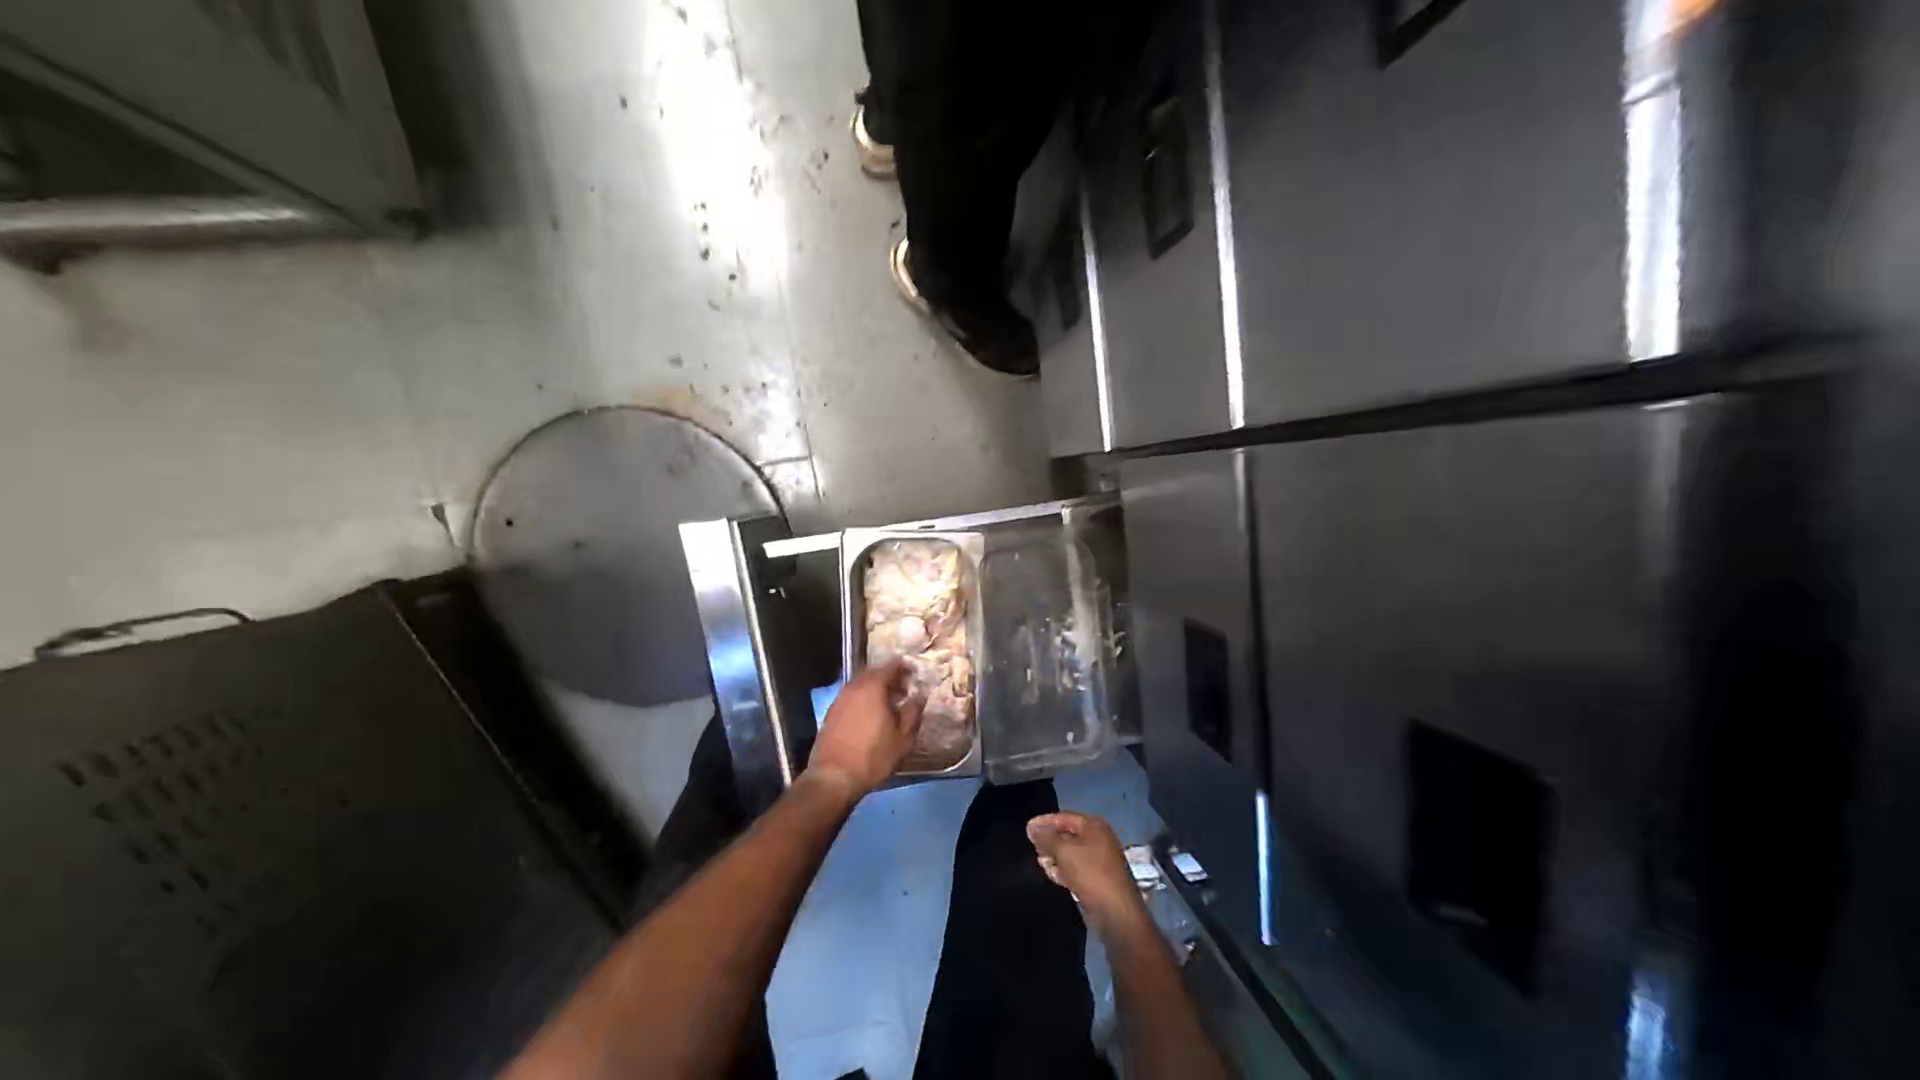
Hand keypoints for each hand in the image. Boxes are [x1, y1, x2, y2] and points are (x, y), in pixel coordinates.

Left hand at [808, 659, 925, 799]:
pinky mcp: (831, 713)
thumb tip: (920, 696)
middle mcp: (854, 687)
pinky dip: (863, 698)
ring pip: (861, 684)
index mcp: (873, 687)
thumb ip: (913, 712)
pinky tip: (871, 714)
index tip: (915, 673)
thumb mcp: (903, 738)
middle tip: (904, 688)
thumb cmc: (873, 756)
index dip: (905, 667)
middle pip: (874, 673)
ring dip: (876, 688)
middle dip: (890, 677)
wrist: (834, 777)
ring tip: (889, 702)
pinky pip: (852, 696)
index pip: (891, 666)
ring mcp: (839, 699)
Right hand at [1026, 811, 1147, 936]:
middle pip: (1066, 834)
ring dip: (1054, 857)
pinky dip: (1063, 869)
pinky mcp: (1097, 877)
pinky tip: (1053, 875)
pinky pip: (1075, 868)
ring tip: (1042, 864)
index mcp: (1093, 826)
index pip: (1063, 817)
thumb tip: (1032, 827)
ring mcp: (1099, 859)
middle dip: (1049, 841)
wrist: (1116, 911)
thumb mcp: (1064, 851)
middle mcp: (1098, 838)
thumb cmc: (1090, 873)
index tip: (1027, 829)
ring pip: (1070, 853)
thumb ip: (1046, 837)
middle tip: (1034, 848)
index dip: (1044, 822)